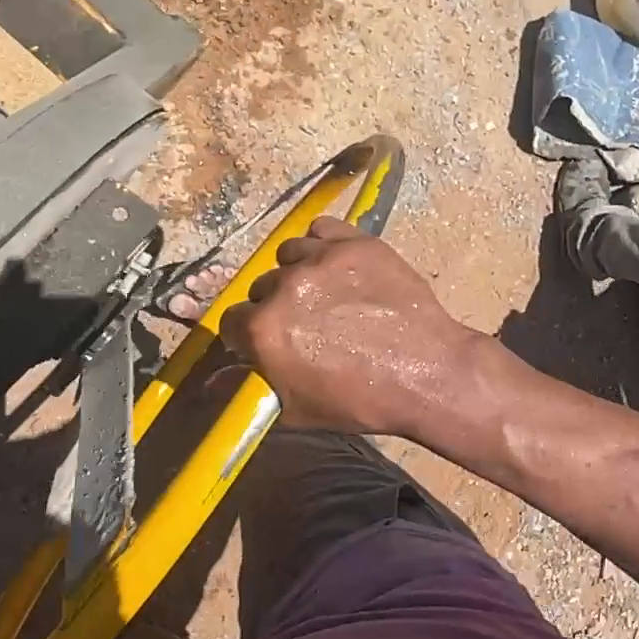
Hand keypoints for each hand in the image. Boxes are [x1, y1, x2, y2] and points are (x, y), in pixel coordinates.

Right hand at [221, 217, 486, 436]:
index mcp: (262, 329)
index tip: (272, 340)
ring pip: (291, 254)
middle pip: (263, 286)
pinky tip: (340, 265)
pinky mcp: (357, 243)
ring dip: (300, 270)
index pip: (233, 319)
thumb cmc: (361, 400)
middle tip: (309, 321)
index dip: (251, 333)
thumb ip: (249, 388)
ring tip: (327, 293)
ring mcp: (323, 259)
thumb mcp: (296, 409)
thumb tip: (212, 382)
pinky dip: (325, 242)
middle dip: (277, 303)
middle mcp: (285, 287)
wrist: (426, 372)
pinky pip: (323, 229)